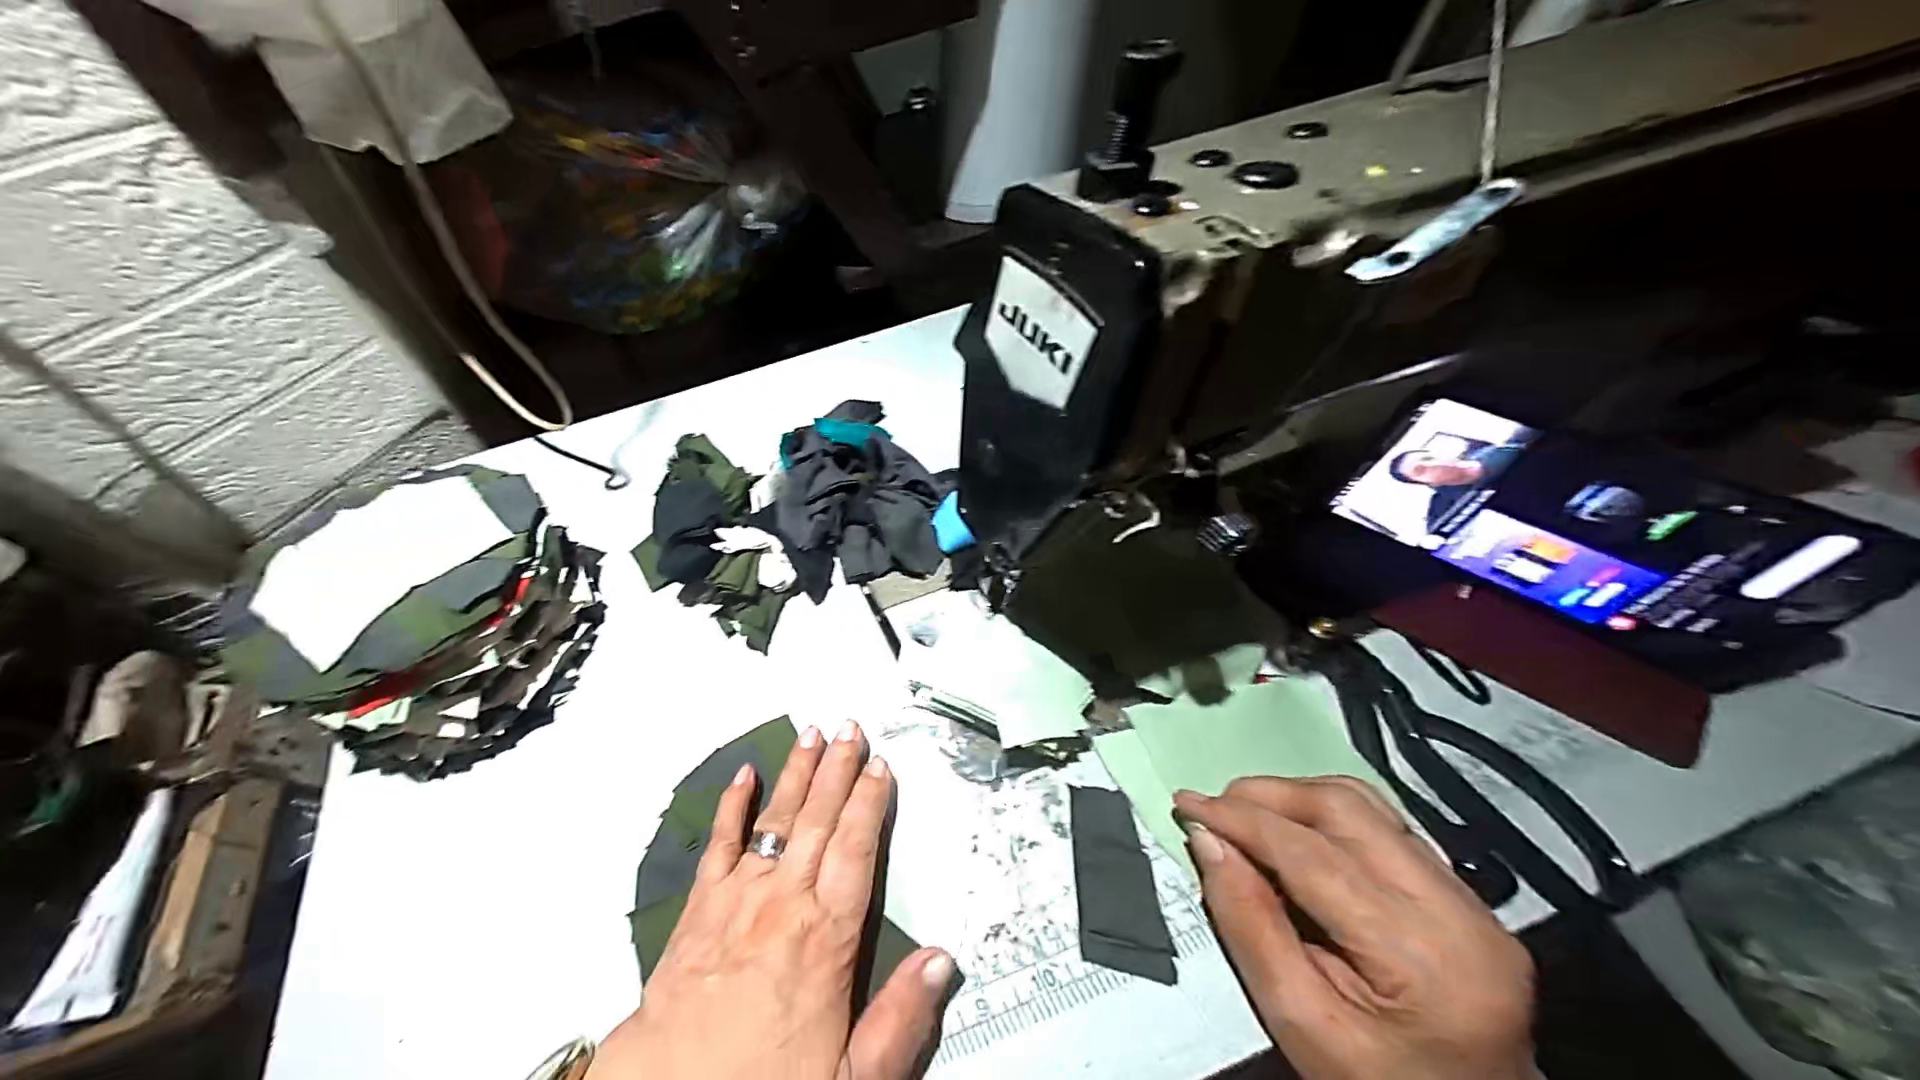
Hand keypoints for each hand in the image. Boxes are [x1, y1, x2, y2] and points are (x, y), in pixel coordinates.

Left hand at [589, 722, 954, 1079]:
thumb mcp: (852, 1078)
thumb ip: (901, 1019)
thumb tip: (944, 960)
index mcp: (826, 937)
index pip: (856, 850)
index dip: (870, 803)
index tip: (880, 766)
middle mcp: (785, 904)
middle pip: (820, 820)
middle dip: (839, 769)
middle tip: (851, 727)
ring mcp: (739, 899)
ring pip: (776, 821)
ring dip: (797, 774)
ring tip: (812, 734)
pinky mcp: (700, 908)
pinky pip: (720, 844)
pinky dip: (732, 806)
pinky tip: (744, 775)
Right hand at [1175, 777, 1537, 1079]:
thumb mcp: (1297, 1020)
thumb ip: (1249, 925)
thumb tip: (1209, 841)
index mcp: (1419, 955)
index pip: (1312, 854)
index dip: (1241, 819)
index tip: (1188, 804)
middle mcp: (1456, 911)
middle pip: (1344, 809)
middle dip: (1267, 797)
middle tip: (1214, 808)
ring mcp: (1467, 899)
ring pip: (1366, 804)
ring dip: (1296, 798)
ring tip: (1248, 815)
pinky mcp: (1464, 896)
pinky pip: (1386, 825)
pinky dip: (1328, 815)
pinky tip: (1296, 833)